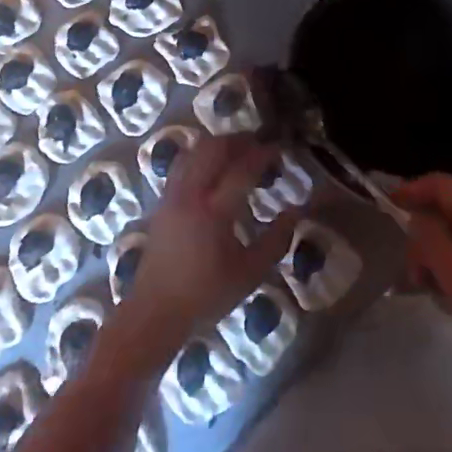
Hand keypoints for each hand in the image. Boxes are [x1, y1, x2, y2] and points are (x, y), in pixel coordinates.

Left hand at [116, 135, 300, 364]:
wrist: (155, 311)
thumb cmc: (206, 296)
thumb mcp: (250, 274)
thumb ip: (276, 240)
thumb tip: (296, 212)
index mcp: (213, 213)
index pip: (241, 169)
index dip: (263, 154)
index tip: (280, 149)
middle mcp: (189, 195)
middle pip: (212, 148)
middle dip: (238, 140)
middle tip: (260, 144)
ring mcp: (172, 195)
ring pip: (193, 151)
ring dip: (218, 144)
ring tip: (239, 151)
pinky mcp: (162, 201)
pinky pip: (183, 164)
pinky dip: (201, 156)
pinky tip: (215, 168)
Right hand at [394, 173, 451, 401]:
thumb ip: (430, 240)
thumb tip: (415, 215)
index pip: (440, 184)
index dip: (409, 191)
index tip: (381, 209)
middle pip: (446, 211)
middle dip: (420, 236)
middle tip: (409, 273)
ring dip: (431, 258)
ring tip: (419, 291)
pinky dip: (448, 272)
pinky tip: (438, 299)